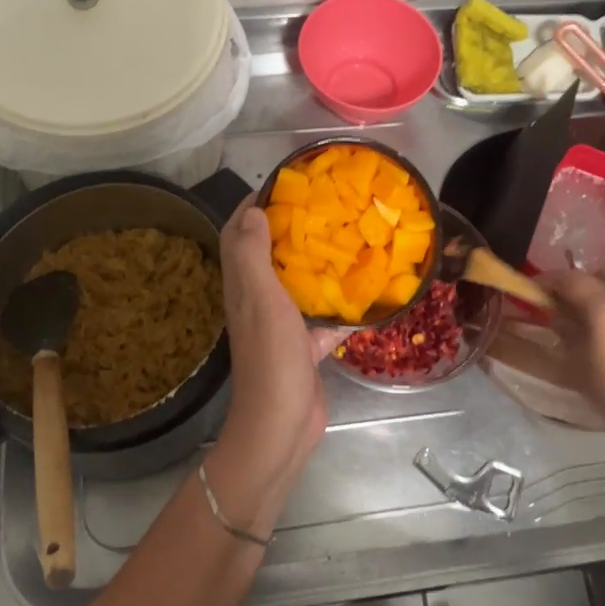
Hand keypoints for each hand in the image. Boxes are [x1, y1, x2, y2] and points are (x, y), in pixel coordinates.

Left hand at [211, 200, 340, 512]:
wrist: (281, 423)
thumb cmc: (271, 357)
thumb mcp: (261, 298)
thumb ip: (253, 254)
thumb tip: (254, 210)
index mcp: (242, 284)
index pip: (239, 233)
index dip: (253, 204)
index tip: (282, 182)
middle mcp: (258, 300)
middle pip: (269, 254)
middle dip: (290, 227)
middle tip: (323, 205)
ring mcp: (281, 325)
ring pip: (297, 283)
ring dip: (315, 263)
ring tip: (346, 237)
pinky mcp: (304, 347)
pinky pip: (323, 318)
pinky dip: (339, 306)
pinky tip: (365, 293)